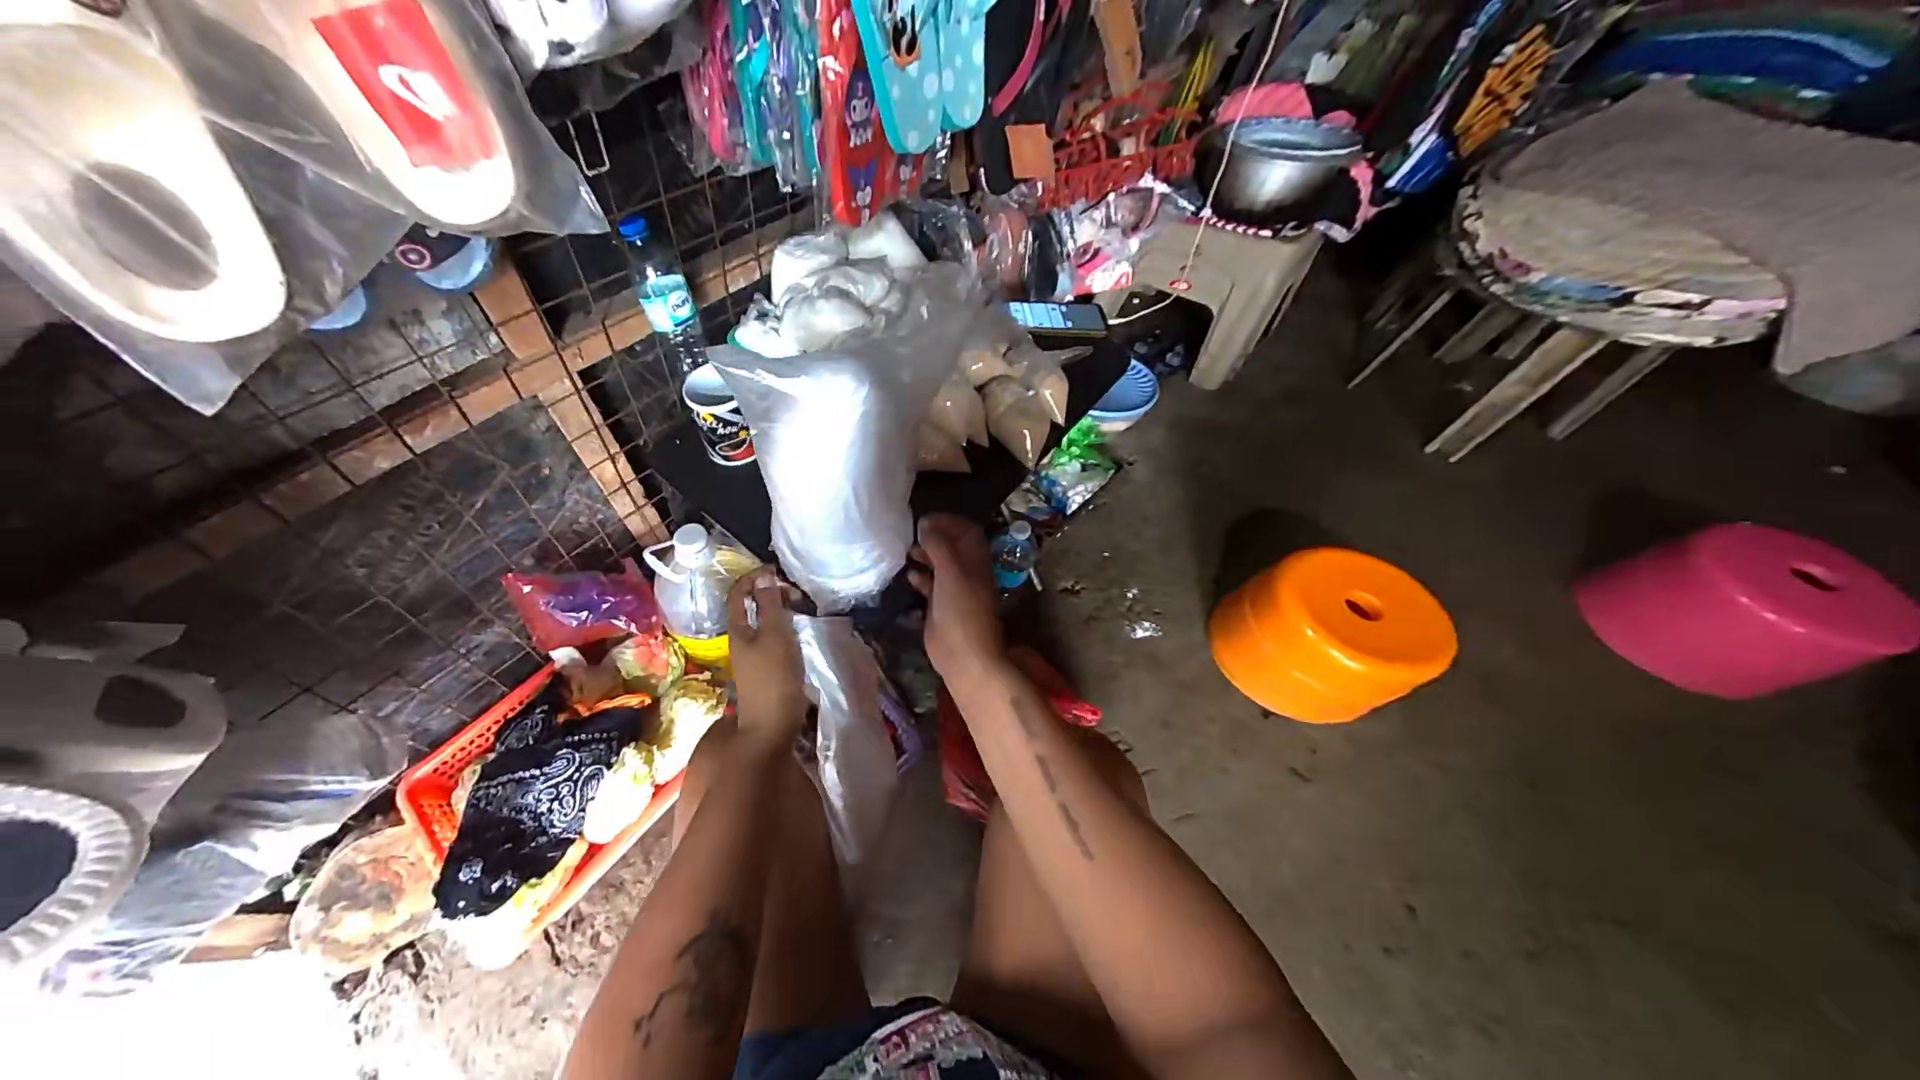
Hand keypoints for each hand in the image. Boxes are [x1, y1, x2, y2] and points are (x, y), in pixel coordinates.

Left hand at [727, 568, 807, 744]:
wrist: (772, 725)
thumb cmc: (774, 676)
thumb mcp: (775, 635)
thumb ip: (770, 605)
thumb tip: (764, 576)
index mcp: (738, 629)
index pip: (738, 594)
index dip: (754, 578)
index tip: (778, 573)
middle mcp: (742, 640)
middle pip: (752, 608)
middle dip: (771, 594)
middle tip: (797, 594)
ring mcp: (753, 656)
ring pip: (765, 623)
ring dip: (781, 612)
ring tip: (802, 611)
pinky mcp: (767, 669)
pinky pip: (774, 638)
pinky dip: (786, 629)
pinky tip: (801, 634)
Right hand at [908, 514, 1005, 679]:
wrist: (964, 656)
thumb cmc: (961, 611)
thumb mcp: (951, 572)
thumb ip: (939, 546)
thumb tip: (925, 525)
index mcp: (976, 561)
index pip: (966, 530)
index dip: (948, 521)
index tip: (925, 519)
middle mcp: (967, 572)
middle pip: (952, 545)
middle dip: (933, 537)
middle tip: (911, 534)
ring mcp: (954, 589)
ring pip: (939, 564)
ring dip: (924, 555)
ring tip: (906, 551)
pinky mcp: (941, 606)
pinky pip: (930, 584)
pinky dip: (920, 577)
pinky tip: (908, 576)